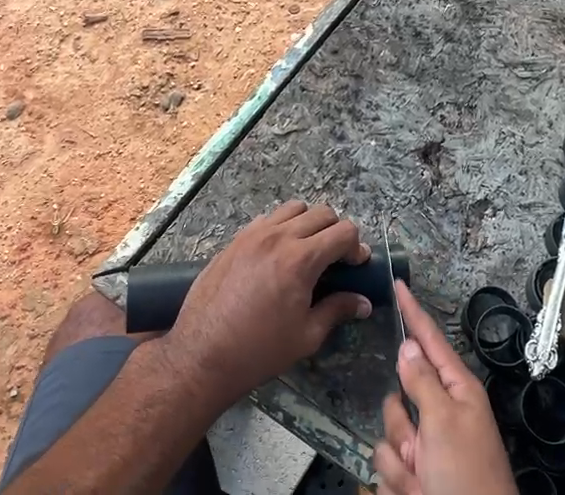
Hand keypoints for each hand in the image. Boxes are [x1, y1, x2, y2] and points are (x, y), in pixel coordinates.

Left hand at [168, 202, 372, 403]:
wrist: (201, 356)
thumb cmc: (258, 351)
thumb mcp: (306, 336)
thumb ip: (337, 310)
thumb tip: (363, 303)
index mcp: (301, 259)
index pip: (343, 231)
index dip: (356, 247)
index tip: (355, 267)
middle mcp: (278, 237)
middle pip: (322, 213)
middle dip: (336, 232)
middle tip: (335, 260)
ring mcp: (253, 235)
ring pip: (293, 209)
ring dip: (308, 224)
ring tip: (306, 252)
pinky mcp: (234, 240)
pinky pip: (266, 219)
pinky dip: (280, 228)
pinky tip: (276, 255)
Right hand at [372, 281, 517, 494]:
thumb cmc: (468, 476)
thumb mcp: (444, 422)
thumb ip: (422, 382)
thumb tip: (408, 345)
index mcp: (457, 391)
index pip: (430, 341)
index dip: (413, 312)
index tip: (399, 283)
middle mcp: (440, 414)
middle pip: (398, 397)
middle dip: (401, 426)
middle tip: (421, 450)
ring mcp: (425, 447)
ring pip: (388, 437)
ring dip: (402, 462)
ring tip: (425, 479)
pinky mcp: (413, 476)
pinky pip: (386, 468)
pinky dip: (400, 484)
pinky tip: (420, 493)